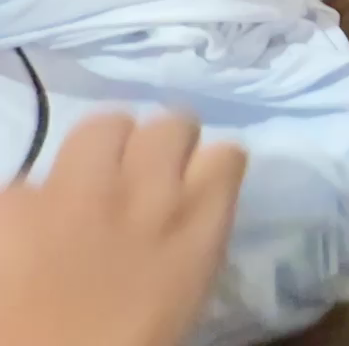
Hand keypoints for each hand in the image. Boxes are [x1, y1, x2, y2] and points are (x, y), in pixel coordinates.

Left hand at [0, 112, 247, 345]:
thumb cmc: (127, 334)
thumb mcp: (188, 276)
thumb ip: (196, 224)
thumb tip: (191, 200)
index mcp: (201, 212)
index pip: (227, 151)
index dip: (208, 167)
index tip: (192, 188)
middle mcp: (148, 189)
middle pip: (170, 123)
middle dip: (156, 143)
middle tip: (138, 175)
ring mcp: (75, 194)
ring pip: (103, 125)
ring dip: (98, 150)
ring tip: (83, 184)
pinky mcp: (6, 210)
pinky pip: (22, 180)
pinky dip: (25, 198)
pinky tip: (25, 224)